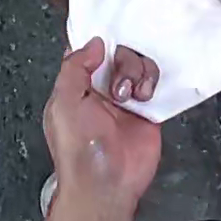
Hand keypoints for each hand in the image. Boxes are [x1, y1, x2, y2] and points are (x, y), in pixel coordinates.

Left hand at [43, 38, 161, 220]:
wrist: (108, 183)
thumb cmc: (79, 148)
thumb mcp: (64, 103)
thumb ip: (75, 68)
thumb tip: (94, 43)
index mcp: (76, 87)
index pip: (87, 53)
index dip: (98, 42)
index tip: (109, 37)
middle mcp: (101, 90)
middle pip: (119, 54)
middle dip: (123, 63)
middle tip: (119, 87)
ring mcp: (126, 100)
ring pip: (140, 65)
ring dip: (139, 73)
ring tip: (134, 96)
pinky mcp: (149, 110)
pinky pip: (157, 83)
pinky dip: (154, 83)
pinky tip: (146, 98)